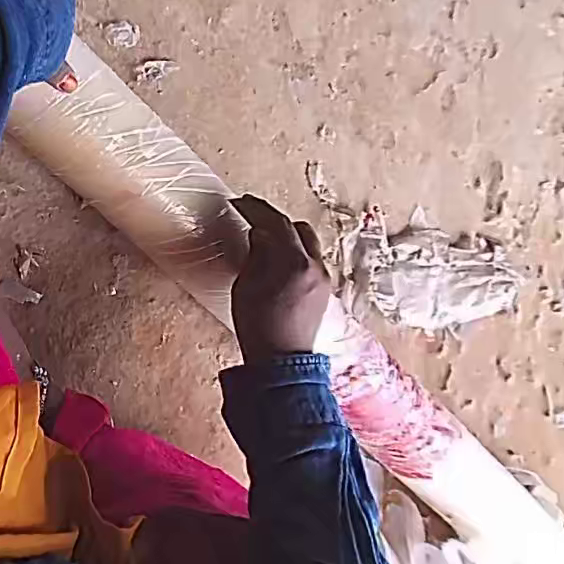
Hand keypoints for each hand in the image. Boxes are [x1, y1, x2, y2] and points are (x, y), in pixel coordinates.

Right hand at [230, 195, 329, 361]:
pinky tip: (278, 257)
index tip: (239, 203)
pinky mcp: (324, 290)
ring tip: (265, 235)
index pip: (277, 223)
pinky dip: (294, 251)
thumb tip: (260, 235)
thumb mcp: (246, 285)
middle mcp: (315, 265)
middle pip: (297, 228)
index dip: (256, 209)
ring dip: (287, 235)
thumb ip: (256, 255)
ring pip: (307, 243)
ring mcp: (323, 278)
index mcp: (294, 262)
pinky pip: (310, 259)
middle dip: (274, 219)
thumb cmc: (257, 325)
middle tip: (251, 215)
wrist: (281, 361)